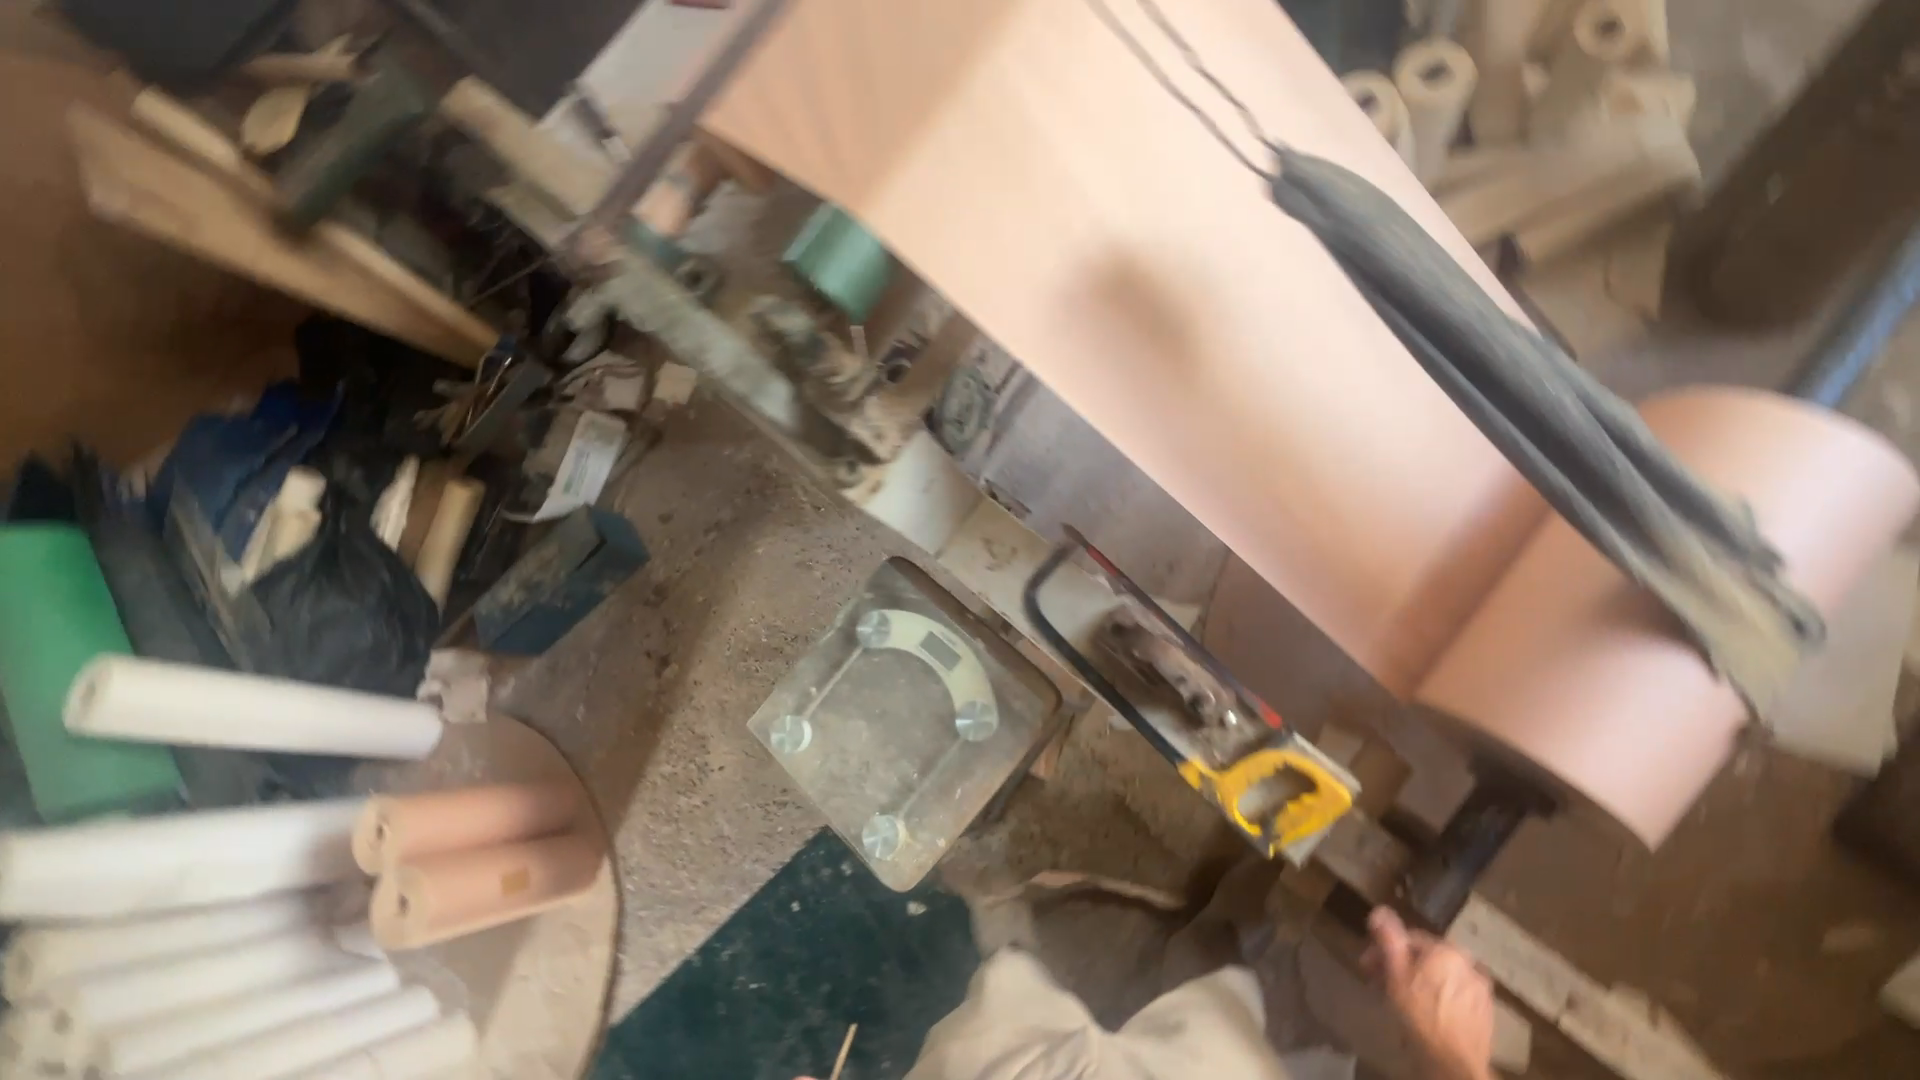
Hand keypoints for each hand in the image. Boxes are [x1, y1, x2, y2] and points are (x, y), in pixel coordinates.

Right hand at [1365, 907, 1495, 1079]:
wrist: (1453, 1064)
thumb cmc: (1419, 1015)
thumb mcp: (1395, 973)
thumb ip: (1389, 938)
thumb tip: (1380, 910)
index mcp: (1447, 950)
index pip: (1409, 939)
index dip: (1384, 950)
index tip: (1368, 967)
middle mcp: (1469, 965)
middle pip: (1427, 958)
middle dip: (1402, 967)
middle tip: (1382, 984)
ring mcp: (1482, 991)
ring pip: (1443, 978)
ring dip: (1421, 983)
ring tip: (1403, 1002)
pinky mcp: (1486, 1014)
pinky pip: (1457, 996)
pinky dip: (1440, 999)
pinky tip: (1427, 1015)